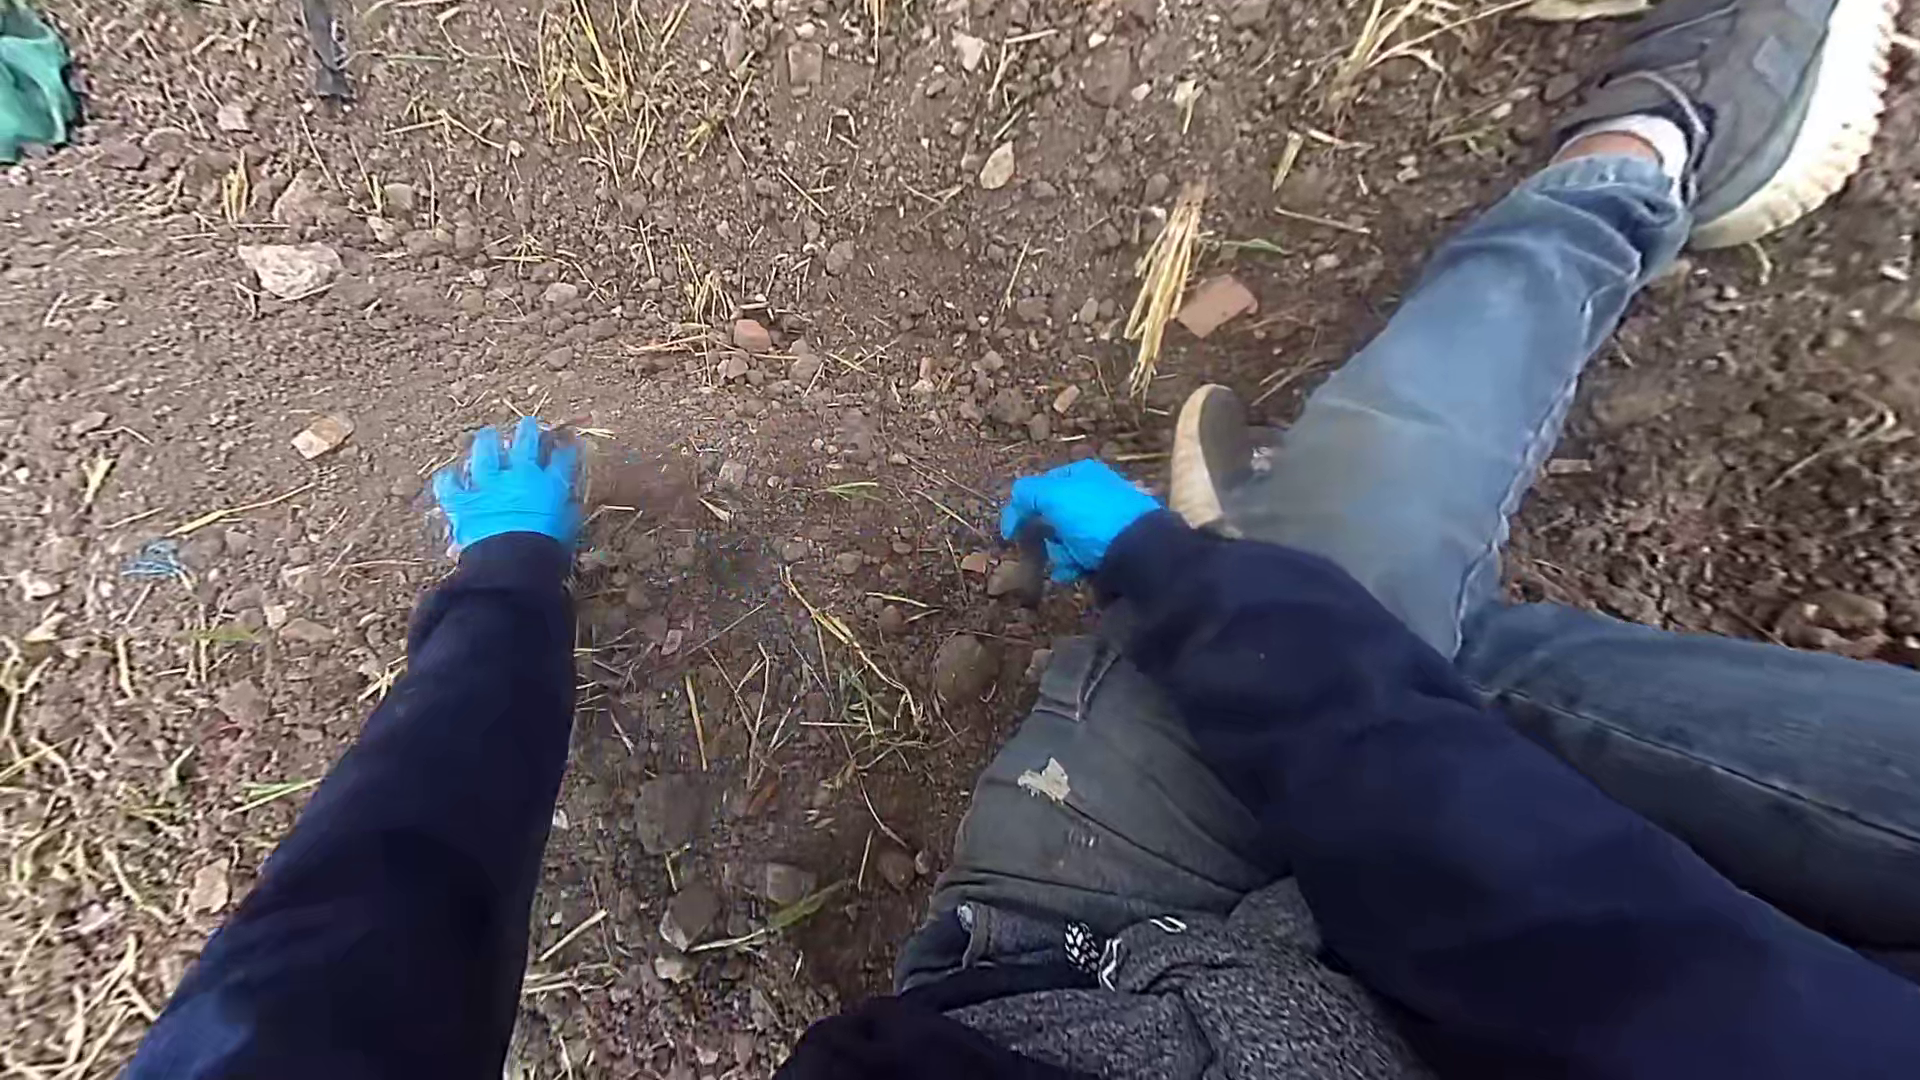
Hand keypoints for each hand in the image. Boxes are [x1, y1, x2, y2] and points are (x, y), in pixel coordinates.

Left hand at [432, 415, 580, 549]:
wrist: (512, 560)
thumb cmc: (548, 547)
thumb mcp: (568, 526)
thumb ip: (567, 509)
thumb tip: (568, 501)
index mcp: (551, 484)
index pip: (563, 459)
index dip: (567, 448)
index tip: (570, 441)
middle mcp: (520, 477)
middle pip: (526, 445)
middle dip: (529, 432)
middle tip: (530, 423)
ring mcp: (488, 485)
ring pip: (486, 453)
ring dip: (488, 442)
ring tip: (489, 434)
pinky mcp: (463, 499)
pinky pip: (451, 483)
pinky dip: (451, 477)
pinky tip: (451, 473)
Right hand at [999, 460, 1159, 582]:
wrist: (1137, 551)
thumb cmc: (1092, 517)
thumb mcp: (1053, 496)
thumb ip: (1027, 494)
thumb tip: (1013, 505)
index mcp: (1081, 474)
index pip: (1042, 486)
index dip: (1023, 506)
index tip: (1011, 530)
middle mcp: (1093, 495)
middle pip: (1051, 515)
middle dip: (1043, 533)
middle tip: (1036, 546)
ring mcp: (1102, 523)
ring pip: (1062, 538)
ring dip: (1057, 552)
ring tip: (1066, 560)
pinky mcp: (1108, 549)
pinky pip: (1078, 556)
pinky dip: (1070, 565)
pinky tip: (1071, 572)